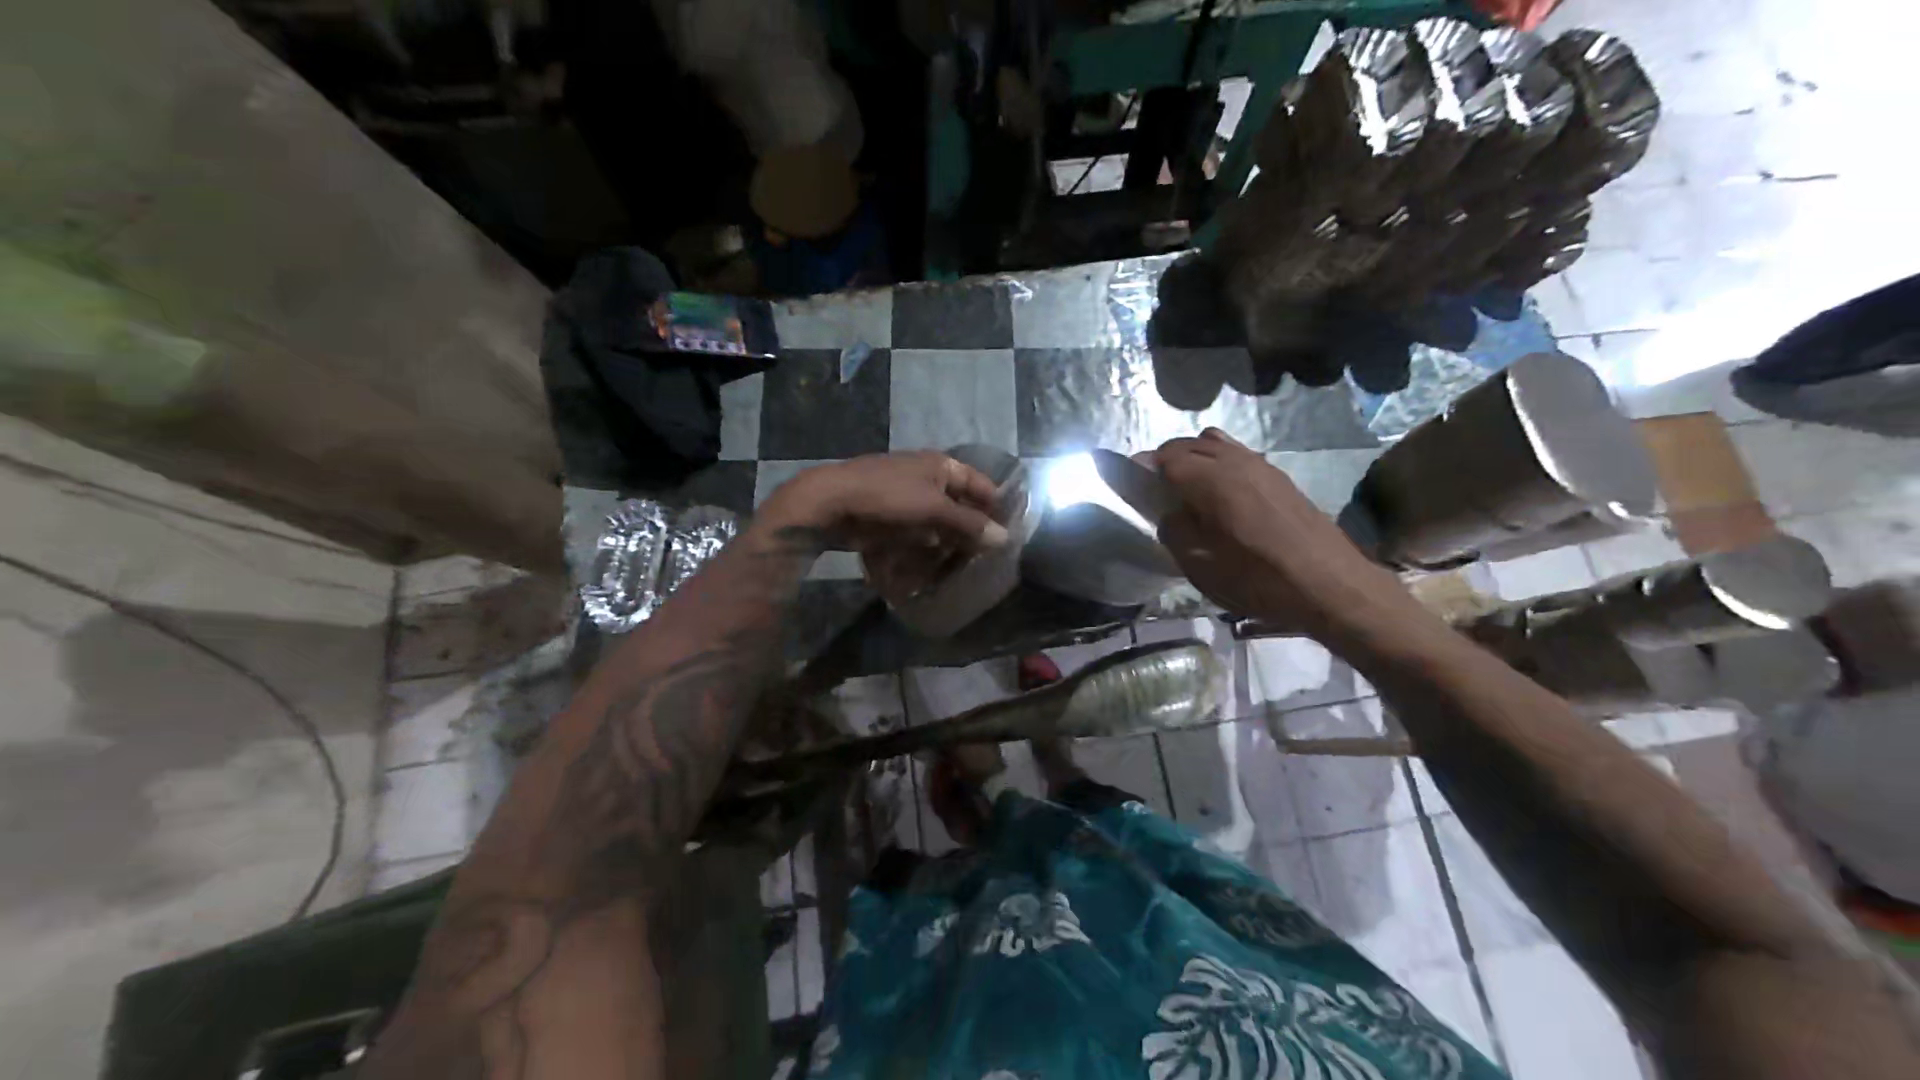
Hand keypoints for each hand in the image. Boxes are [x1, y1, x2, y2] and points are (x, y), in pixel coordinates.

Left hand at [760, 451, 1006, 554]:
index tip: (1009, 532)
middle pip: (959, 504)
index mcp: (941, 465)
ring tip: (965, 566)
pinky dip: (926, 546)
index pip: (980, 484)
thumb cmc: (888, 496)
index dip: (995, 505)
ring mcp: (906, 497)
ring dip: (949, 541)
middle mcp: (926, 477)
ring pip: (938, 521)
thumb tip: (1003, 537)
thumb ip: (969, 524)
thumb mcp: (934, 508)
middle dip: (972, 528)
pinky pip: (917, 532)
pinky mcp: (890, 516)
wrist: (832, 501)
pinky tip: (934, 565)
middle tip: (988, 556)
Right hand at [1151, 429, 1411, 633]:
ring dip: (1195, 457)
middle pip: (1189, 443)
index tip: (1130, 482)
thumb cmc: (1258, 577)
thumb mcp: (1199, 565)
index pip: (1164, 457)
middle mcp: (1234, 461)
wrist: (1330, 585)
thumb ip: (1174, 531)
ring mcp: (1261, 466)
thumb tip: (1171, 513)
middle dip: (1166, 458)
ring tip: (1187, 488)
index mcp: (1209, 478)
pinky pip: (1238, 457)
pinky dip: (1219, 464)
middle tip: (1155, 488)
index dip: (1142, 467)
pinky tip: (1221, 497)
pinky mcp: (1280, 479)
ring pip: (1216, 444)